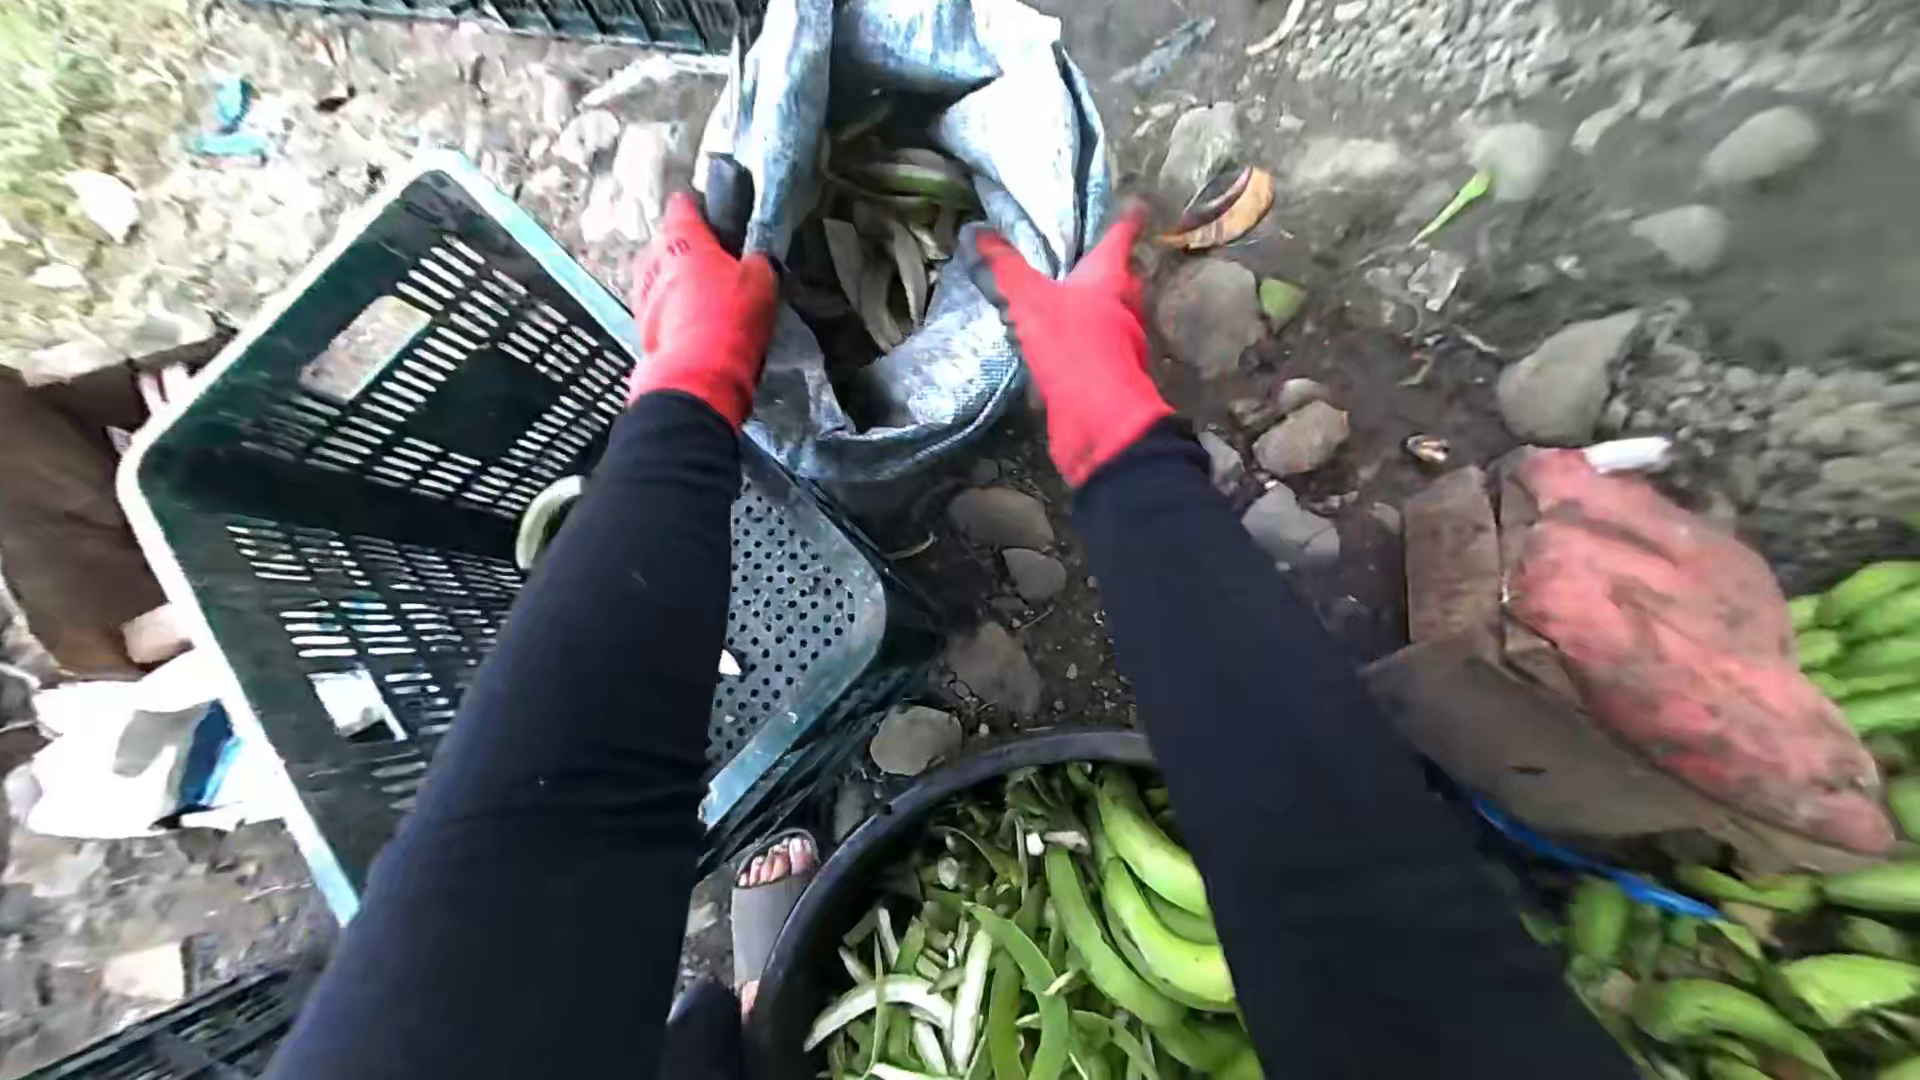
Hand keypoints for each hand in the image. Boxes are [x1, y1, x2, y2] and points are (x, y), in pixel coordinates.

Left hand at [626, 193, 778, 428]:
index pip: (684, 205)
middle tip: (718, 274)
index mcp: (681, 238)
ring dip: (681, 289)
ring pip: (664, 281)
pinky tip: (697, 334)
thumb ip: (757, 262)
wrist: (700, 377)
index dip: (702, 211)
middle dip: (690, 256)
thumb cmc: (730, 320)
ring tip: (708, 309)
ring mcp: (642, 296)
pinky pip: (663, 314)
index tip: (718, 222)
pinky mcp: (642, 330)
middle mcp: (653, 259)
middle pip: (671, 246)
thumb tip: (754, 260)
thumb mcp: (761, 283)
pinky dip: (677, 319)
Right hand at [967, 204, 1171, 487]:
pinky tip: (1061, 348)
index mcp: (1111, 277)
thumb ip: (1006, 269)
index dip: (1124, 218)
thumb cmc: (1072, 347)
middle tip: (1081, 259)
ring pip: (1110, 315)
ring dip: (1092, 308)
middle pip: (1120, 278)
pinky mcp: (1109, 375)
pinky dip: (1082, 343)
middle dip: (1104, 269)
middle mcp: (1124, 306)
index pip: (1120, 235)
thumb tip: (978, 232)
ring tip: (1064, 301)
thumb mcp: (1030, 302)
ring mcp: (1121, 344)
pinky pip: (1096, 349)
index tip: (1131, 204)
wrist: (1098, 419)